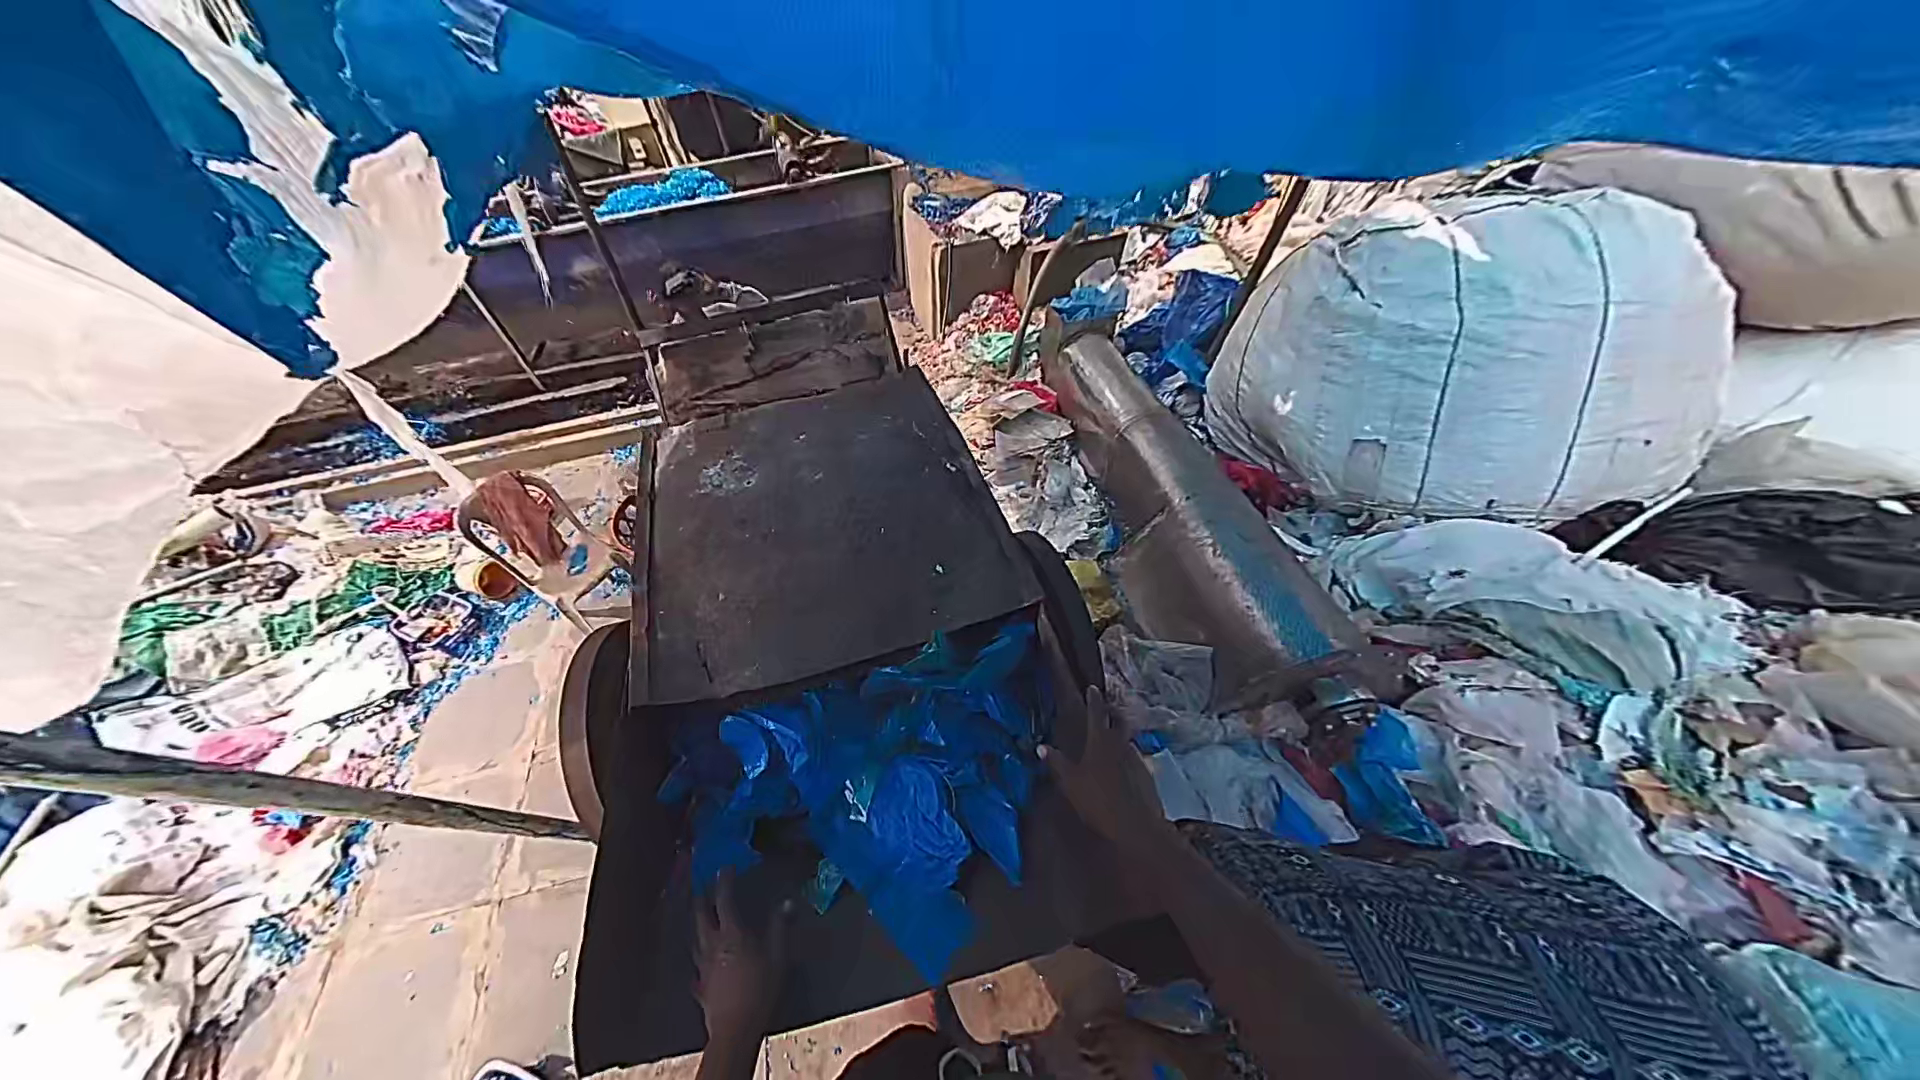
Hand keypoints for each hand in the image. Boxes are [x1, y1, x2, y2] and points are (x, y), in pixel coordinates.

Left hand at [693, 871, 788, 1041]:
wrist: (736, 1028)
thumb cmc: (760, 986)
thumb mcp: (778, 954)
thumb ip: (781, 926)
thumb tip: (788, 901)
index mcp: (732, 933)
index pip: (725, 901)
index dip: (724, 882)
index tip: (725, 868)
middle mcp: (712, 945)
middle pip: (702, 917)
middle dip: (701, 900)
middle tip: (702, 886)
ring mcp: (702, 967)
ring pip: (695, 939)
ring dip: (696, 924)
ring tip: (698, 917)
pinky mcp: (699, 986)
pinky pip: (694, 968)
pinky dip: (696, 960)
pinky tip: (696, 964)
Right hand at [1040, 688, 1178, 858]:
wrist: (1135, 826)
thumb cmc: (1097, 800)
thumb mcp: (1069, 782)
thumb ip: (1056, 762)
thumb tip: (1041, 746)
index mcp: (1099, 741)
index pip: (1096, 713)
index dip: (1093, 700)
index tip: (1092, 688)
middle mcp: (1120, 744)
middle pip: (1118, 721)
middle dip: (1112, 712)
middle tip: (1106, 709)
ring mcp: (1136, 758)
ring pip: (1128, 739)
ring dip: (1121, 734)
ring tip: (1113, 737)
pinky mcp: (1146, 774)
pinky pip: (1135, 757)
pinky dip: (1127, 756)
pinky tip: (1123, 767)